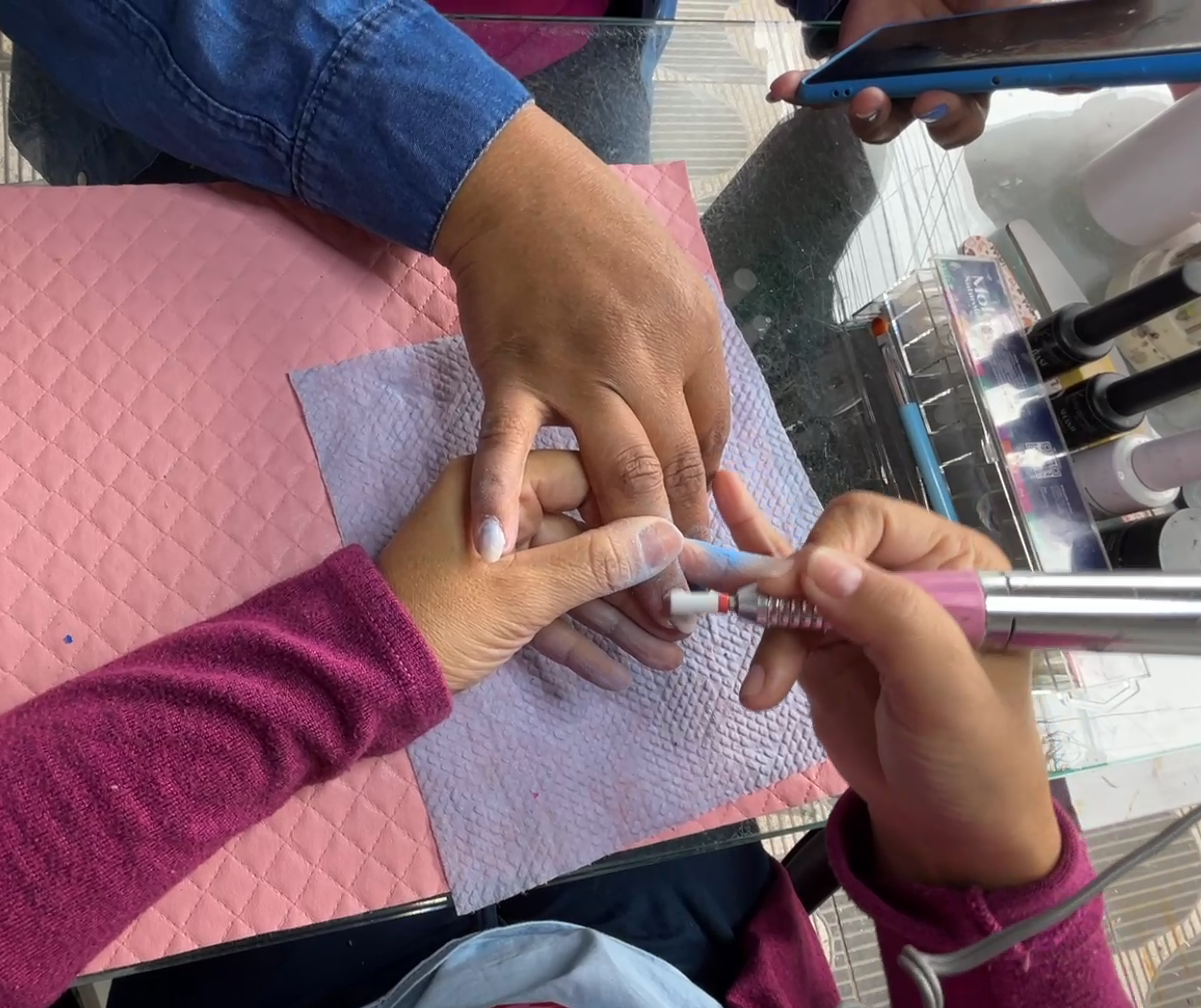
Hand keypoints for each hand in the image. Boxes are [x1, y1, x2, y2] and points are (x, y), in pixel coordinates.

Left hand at [379, 451, 685, 691]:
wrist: (368, 678)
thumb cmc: (441, 619)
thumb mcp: (523, 592)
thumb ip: (598, 562)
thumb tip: (672, 536)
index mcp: (494, 484)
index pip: (586, 480)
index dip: (639, 515)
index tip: (688, 551)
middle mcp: (497, 512)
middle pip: (584, 539)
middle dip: (633, 585)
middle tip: (686, 616)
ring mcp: (495, 559)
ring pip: (568, 582)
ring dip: (613, 621)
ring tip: (668, 657)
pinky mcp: (490, 600)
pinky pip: (542, 613)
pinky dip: (574, 641)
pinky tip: (619, 673)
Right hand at [433, 105, 728, 636]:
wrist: (523, 198)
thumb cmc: (605, 247)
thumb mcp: (680, 298)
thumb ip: (694, 379)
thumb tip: (703, 458)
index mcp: (690, 344)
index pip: (706, 449)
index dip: (706, 514)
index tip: (700, 564)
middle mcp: (643, 362)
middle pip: (672, 473)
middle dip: (681, 552)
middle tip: (683, 616)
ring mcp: (574, 370)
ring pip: (611, 470)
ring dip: (621, 548)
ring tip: (632, 614)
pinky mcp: (511, 375)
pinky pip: (506, 444)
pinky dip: (499, 496)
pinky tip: (494, 552)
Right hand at [682, 475, 1056, 887]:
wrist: (943, 827)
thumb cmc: (969, 759)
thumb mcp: (943, 692)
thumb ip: (891, 619)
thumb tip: (812, 563)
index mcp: (955, 564)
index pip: (870, 523)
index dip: (825, 548)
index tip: (789, 592)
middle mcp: (902, 574)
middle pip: (818, 549)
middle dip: (784, 589)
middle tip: (761, 626)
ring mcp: (855, 608)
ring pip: (787, 583)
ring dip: (761, 619)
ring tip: (755, 673)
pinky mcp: (819, 641)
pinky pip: (775, 613)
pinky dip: (747, 611)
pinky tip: (714, 562)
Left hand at [768, 0, 1023, 148]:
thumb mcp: (1010, 6)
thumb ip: (1037, 30)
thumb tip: (1099, 61)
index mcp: (962, 83)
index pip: (958, 123)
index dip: (952, 122)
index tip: (945, 104)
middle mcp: (916, 91)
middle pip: (906, 123)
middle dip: (907, 115)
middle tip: (918, 98)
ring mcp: (876, 83)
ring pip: (864, 117)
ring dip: (861, 112)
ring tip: (861, 94)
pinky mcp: (840, 71)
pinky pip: (815, 89)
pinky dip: (799, 88)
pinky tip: (783, 87)